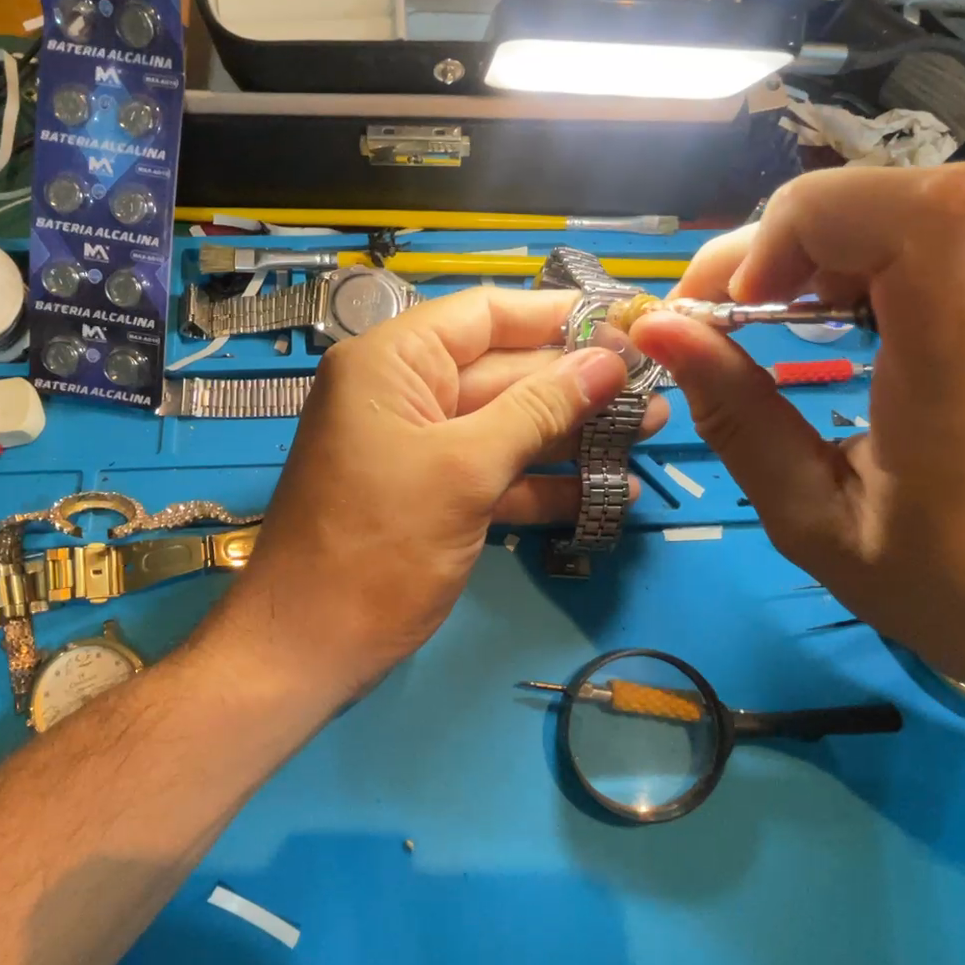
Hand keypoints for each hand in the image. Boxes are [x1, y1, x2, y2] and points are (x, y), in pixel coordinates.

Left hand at [218, 287, 666, 698]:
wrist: (308, 649)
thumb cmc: (378, 546)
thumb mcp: (464, 469)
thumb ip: (538, 409)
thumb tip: (608, 362)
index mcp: (393, 362)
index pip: (484, 316)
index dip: (557, 317)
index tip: (627, 324)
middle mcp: (404, 394)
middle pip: (503, 372)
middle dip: (578, 383)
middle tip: (657, 389)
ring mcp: (418, 449)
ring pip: (506, 426)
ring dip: (572, 434)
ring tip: (650, 433)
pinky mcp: (431, 498)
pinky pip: (494, 474)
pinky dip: (543, 483)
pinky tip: (608, 493)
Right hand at [630, 165, 964, 737]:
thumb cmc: (961, 599)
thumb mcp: (816, 526)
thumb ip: (738, 420)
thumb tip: (662, 332)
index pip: (926, 214)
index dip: (811, 221)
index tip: (745, 297)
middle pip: (903, 203)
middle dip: (781, 240)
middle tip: (717, 312)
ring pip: (917, 226)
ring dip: (815, 254)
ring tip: (764, 321)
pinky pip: (945, 264)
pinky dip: (862, 276)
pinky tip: (837, 337)